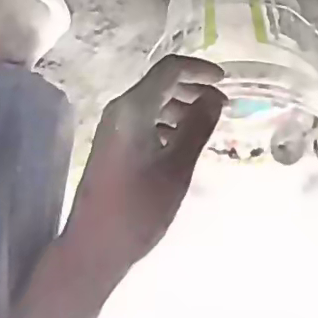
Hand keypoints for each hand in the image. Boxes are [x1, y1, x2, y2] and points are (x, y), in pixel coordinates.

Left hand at [64, 55, 226, 274]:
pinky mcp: (113, 142)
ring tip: (207, 125)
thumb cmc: (137, 209)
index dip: (199, 69)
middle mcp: (121, 108)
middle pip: (161, 82)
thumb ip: (197, 127)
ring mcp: (114, 125)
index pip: (170, 69)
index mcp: (134, 107)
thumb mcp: (176, 168)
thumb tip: (214, 98)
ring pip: (154, 100)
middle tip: (221, 106)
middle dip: (194, 88)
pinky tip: (184, 142)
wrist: (93, 248)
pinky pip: (145, 117)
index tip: (224, 82)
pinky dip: (168, 121)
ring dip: (182, 105)